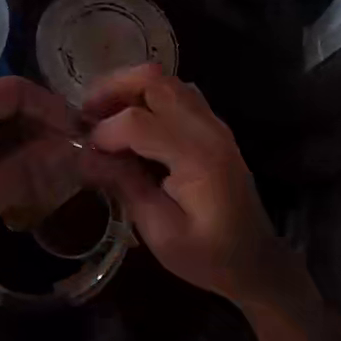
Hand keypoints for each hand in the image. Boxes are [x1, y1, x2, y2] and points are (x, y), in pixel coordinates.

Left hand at [0, 77, 75, 297]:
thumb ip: (24, 170)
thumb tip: (70, 146)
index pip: (15, 89)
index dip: (51, 107)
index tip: (79, 135)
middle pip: (7, 106)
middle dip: (42, 128)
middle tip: (73, 160)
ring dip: (26, 147)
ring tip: (55, 175)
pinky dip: (6, 160)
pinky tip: (24, 185)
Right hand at [76, 65, 293, 306]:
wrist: (256, 260)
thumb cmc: (209, 256)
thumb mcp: (161, 233)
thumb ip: (125, 186)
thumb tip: (84, 155)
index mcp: (198, 157)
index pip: (140, 122)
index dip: (104, 131)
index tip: (86, 151)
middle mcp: (208, 127)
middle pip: (154, 80)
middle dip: (112, 89)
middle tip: (86, 114)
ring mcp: (213, 121)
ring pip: (164, 79)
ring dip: (128, 88)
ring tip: (103, 115)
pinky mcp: (211, 124)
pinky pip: (175, 92)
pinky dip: (146, 95)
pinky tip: (129, 121)